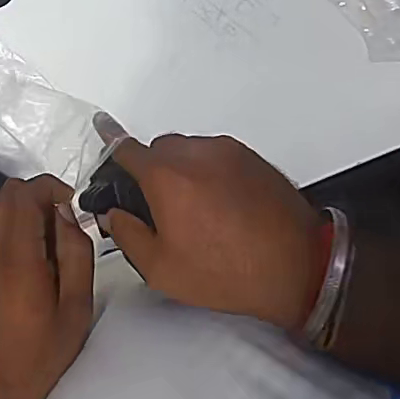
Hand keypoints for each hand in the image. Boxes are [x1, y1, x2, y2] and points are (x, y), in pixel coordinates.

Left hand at [0, 174, 94, 398]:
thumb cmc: (40, 353)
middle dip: (40, 197)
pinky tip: (35, 261)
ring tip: (52, 248)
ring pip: (2, 209)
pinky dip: (17, 228)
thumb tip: (67, 215)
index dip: (51, 188)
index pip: (25, 193)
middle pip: (10, 194)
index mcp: (15, 256)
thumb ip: (76, 251)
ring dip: (28, 213)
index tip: (71, 203)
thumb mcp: (76, 305)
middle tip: (64, 225)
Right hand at [101, 131, 323, 332]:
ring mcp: (223, 150)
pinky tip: (222, 205)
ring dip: (181, 170)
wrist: (299, 266)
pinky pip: (214, 155)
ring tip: (198, 210)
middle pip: (157, 149)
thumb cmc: (227, 271)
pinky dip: (209, 171)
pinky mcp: (248, 156)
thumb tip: (113, 214)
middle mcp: (191, 152)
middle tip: (161, 208)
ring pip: (187, 150)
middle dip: (151, 172)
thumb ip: (128, 235)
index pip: (125, 148)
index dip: (109, 141)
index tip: (100, 127)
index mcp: (164, 176)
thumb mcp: (163, 269)